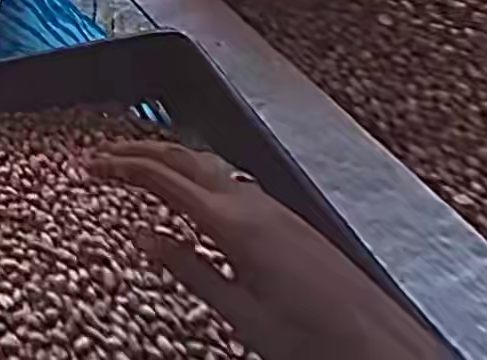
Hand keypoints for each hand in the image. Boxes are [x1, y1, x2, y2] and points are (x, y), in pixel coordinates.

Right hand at [92, 143, 447, 359]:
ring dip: (164, 154)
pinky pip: (225, 176)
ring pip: (204, 160)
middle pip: (179, 155)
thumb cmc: (319, 344)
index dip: (118, 165)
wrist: (399, 357)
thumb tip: (139, 233)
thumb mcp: (243, 317)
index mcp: (231, 222)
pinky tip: (189, 187)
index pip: (160, 176)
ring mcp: (271, 206)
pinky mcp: (286, 218)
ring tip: (136, 161)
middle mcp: (249, 202)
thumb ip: (187, 268)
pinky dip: (192, 168)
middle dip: (135, 148)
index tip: (88, 164)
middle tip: (101, 154)